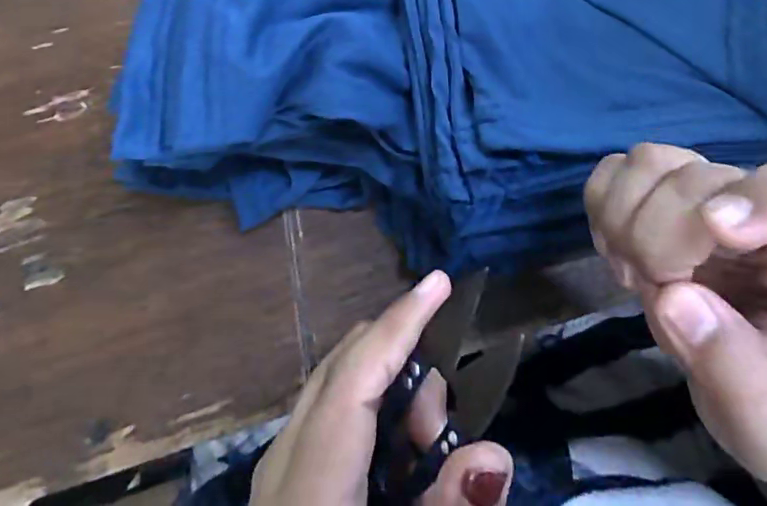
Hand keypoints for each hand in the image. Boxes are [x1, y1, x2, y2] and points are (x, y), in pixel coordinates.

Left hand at [251, 271, 514, 505]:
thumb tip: (492, 453)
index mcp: (309, 483)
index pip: (357, 377)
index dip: (401, 323)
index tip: (440, 280)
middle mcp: (282, 464)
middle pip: (343, 370)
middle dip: (404, 366)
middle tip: (441, 421)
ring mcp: (275, 475)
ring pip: (335, 390)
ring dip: (389, 395)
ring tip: (424, 449)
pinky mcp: (281, 487)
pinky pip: (329, 418)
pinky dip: (370, 415)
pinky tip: (396, 459)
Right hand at [584, 144, 766, 485]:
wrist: (754, 389)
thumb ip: (741, 377)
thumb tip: (674, 300)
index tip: (722, 232)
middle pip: (716, 174)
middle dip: (669, 234)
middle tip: (659, 291)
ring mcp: (716, 189)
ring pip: (656, 160)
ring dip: (628, 218)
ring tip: (638, 277)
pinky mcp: (665, 189)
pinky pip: (618, 170)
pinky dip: (603, 208)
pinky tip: (619, 256)